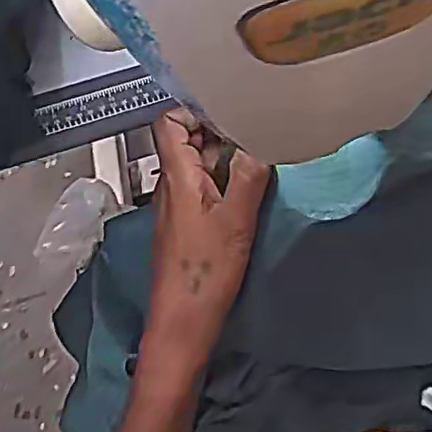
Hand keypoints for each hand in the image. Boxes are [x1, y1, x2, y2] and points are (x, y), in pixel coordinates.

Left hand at [140, 109, 270, 379]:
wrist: (183, 322)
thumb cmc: (205, 272)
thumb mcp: (236, 219)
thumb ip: (250, 175)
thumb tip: (262, 137)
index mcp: (176, 176)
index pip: (169, 122)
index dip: (195, 109)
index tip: (229, 109)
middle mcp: (172, 185)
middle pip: (187, 140)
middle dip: (219, 130)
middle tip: (254, 129)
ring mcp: (179, 205)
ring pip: (198, 164)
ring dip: (225, 155)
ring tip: (258, 153)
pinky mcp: (188, 223)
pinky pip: (204, 186)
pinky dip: (224, 177)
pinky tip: (249, 185)